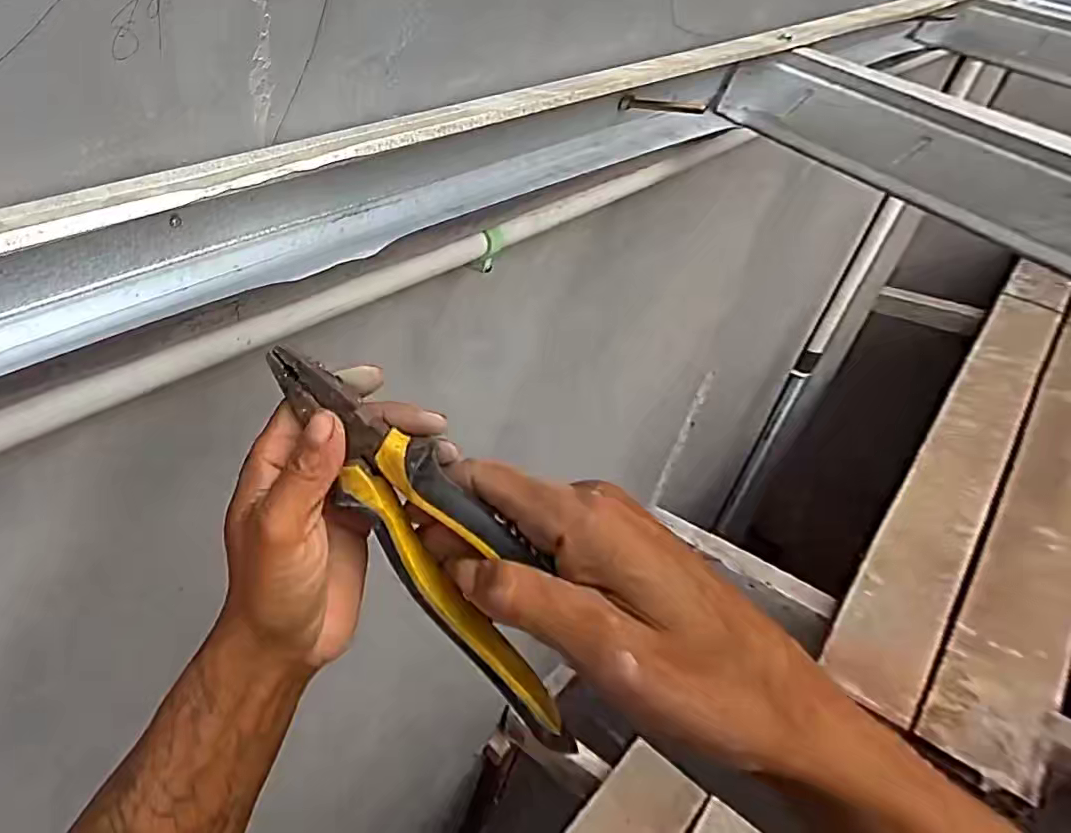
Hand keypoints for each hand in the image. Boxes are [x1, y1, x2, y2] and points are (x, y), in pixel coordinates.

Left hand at [217, 367, 445, 670]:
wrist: (285, 644)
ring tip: (440, 447)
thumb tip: (327, 423)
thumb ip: (303, 475)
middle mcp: (300, 475)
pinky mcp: (355, 522)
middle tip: (426, 422)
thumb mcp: (280, 527)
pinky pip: (382, 491)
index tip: (369, 380)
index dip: (334, 391)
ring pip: (366, 457)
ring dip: (399, 449)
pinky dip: (406, 482)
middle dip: (382, 421)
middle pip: (342, 431)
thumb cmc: (267, 588)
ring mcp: (329, 498)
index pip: (302, 413)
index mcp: (272, 467)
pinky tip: (431, 479)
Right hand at [429, 461, 848, 775]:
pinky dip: (514, 565)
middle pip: (491, 498)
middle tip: (445, 588)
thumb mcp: (604, 648)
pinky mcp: (614, 547)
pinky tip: (520, 605)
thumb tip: (452, 563)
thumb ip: (519, 595)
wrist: (803, 733)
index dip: (431, 499)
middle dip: (456, 536)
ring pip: (512, 521)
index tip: (407, 538)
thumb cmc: (711, 692)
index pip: (476, 477)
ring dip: (484, 556)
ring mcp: (606, 522)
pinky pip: (540, 540)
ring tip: (482, 606)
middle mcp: (591, 502)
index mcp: (584, 513)